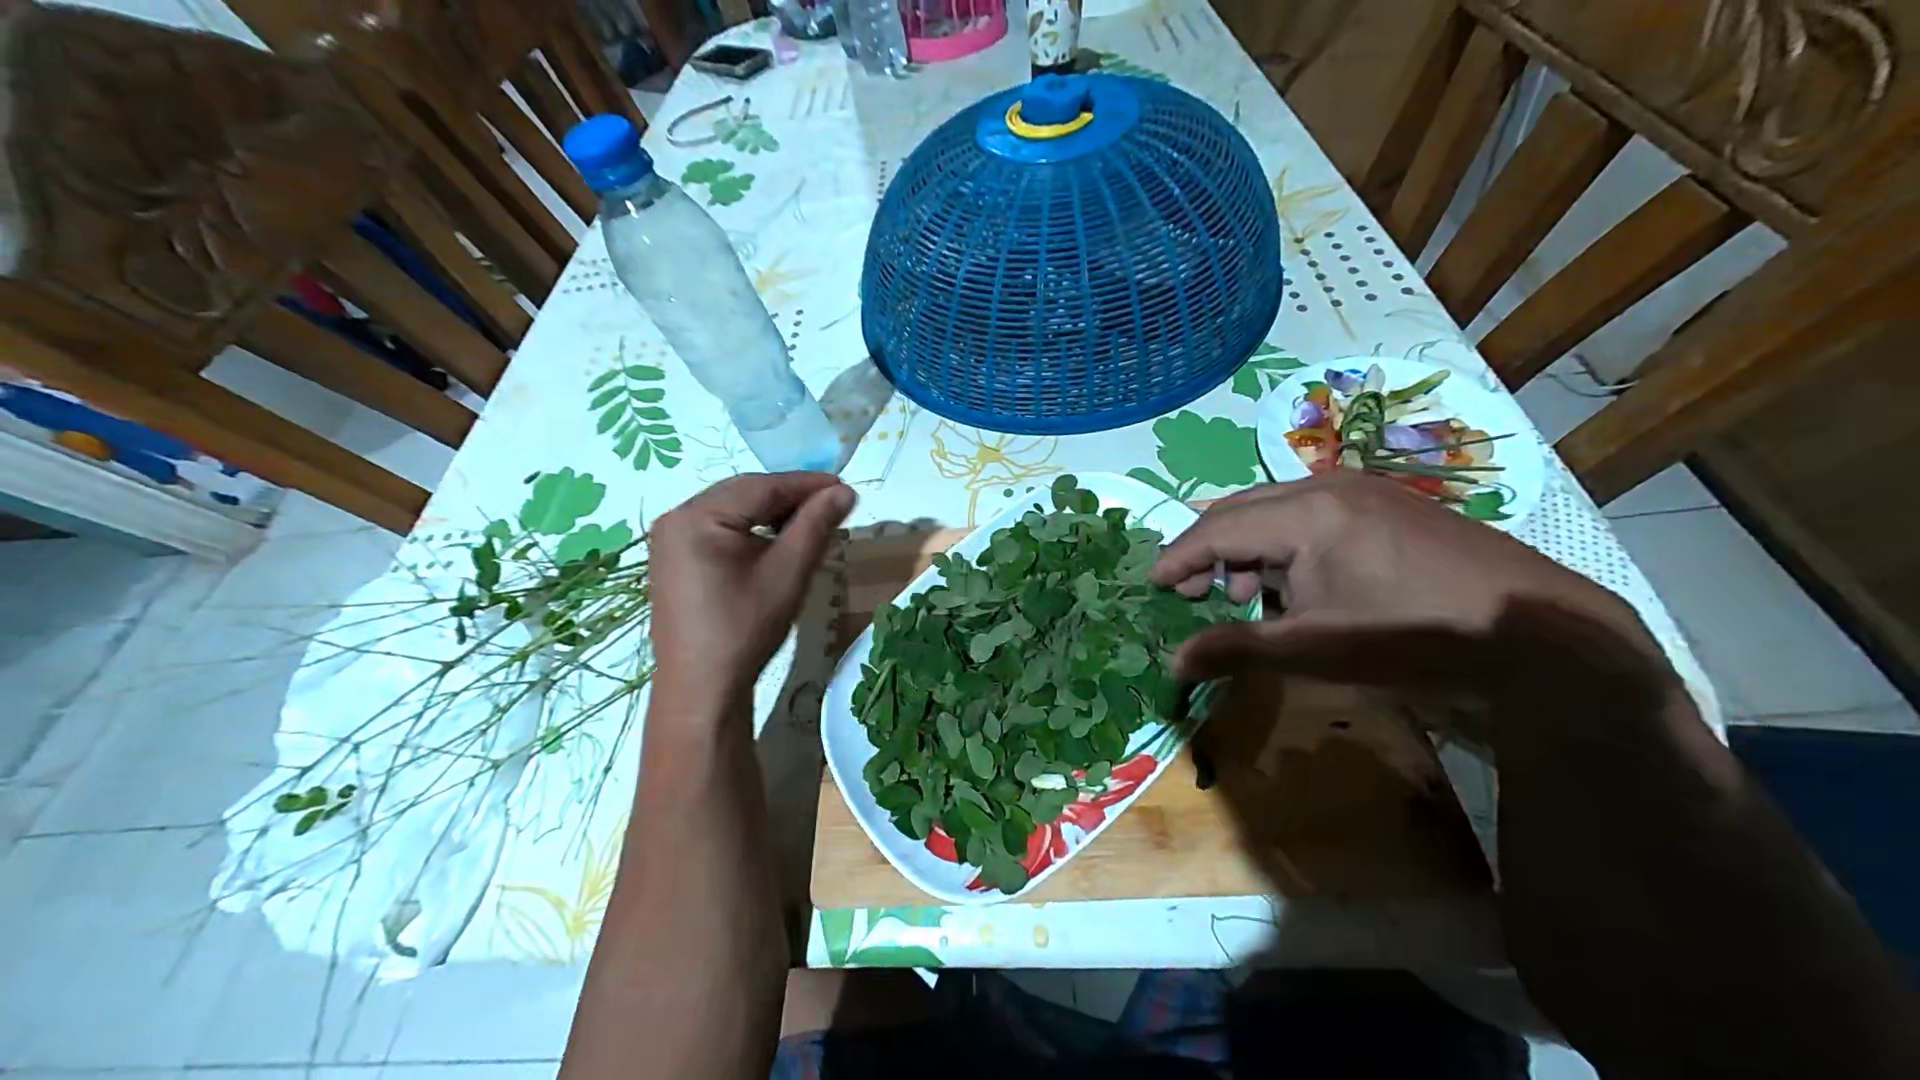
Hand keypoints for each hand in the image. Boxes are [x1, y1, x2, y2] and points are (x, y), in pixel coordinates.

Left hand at [648, 472, 854, 712]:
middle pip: (743, 494)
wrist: (702, 689)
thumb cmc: (746, 629)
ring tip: (809, 524)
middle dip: (789, 497)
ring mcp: (669, 541)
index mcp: (696, 517)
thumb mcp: (788, 572)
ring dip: (770, 513)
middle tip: (832, 506)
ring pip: (731, 511)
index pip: (761, 486)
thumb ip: (815, 525)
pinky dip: (750, 530)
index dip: (806, 484)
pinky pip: (717, 530)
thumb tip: (844, 491)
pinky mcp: (673, 561)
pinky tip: (775, 543)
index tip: (844, 488)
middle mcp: (675, 519)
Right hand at [1150, 471, 1663, 683]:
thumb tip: (1172, 663)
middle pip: (1241, 508)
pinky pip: (1313, 512)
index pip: (1217, 528)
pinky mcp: (1392, 504)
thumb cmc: (1412, 641)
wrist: (1541, 636)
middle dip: (1207, 549)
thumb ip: (1234, 648)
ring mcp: (1366, 489)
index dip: (1178, 557)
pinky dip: (1285, 542)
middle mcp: (1329, 486)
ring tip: (1245, 593)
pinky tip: (1297, 581)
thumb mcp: (1313, 650)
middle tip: (1189, 591)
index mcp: (1306, 514)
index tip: (1151, 584)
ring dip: (1247, 547)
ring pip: (1277, 508)